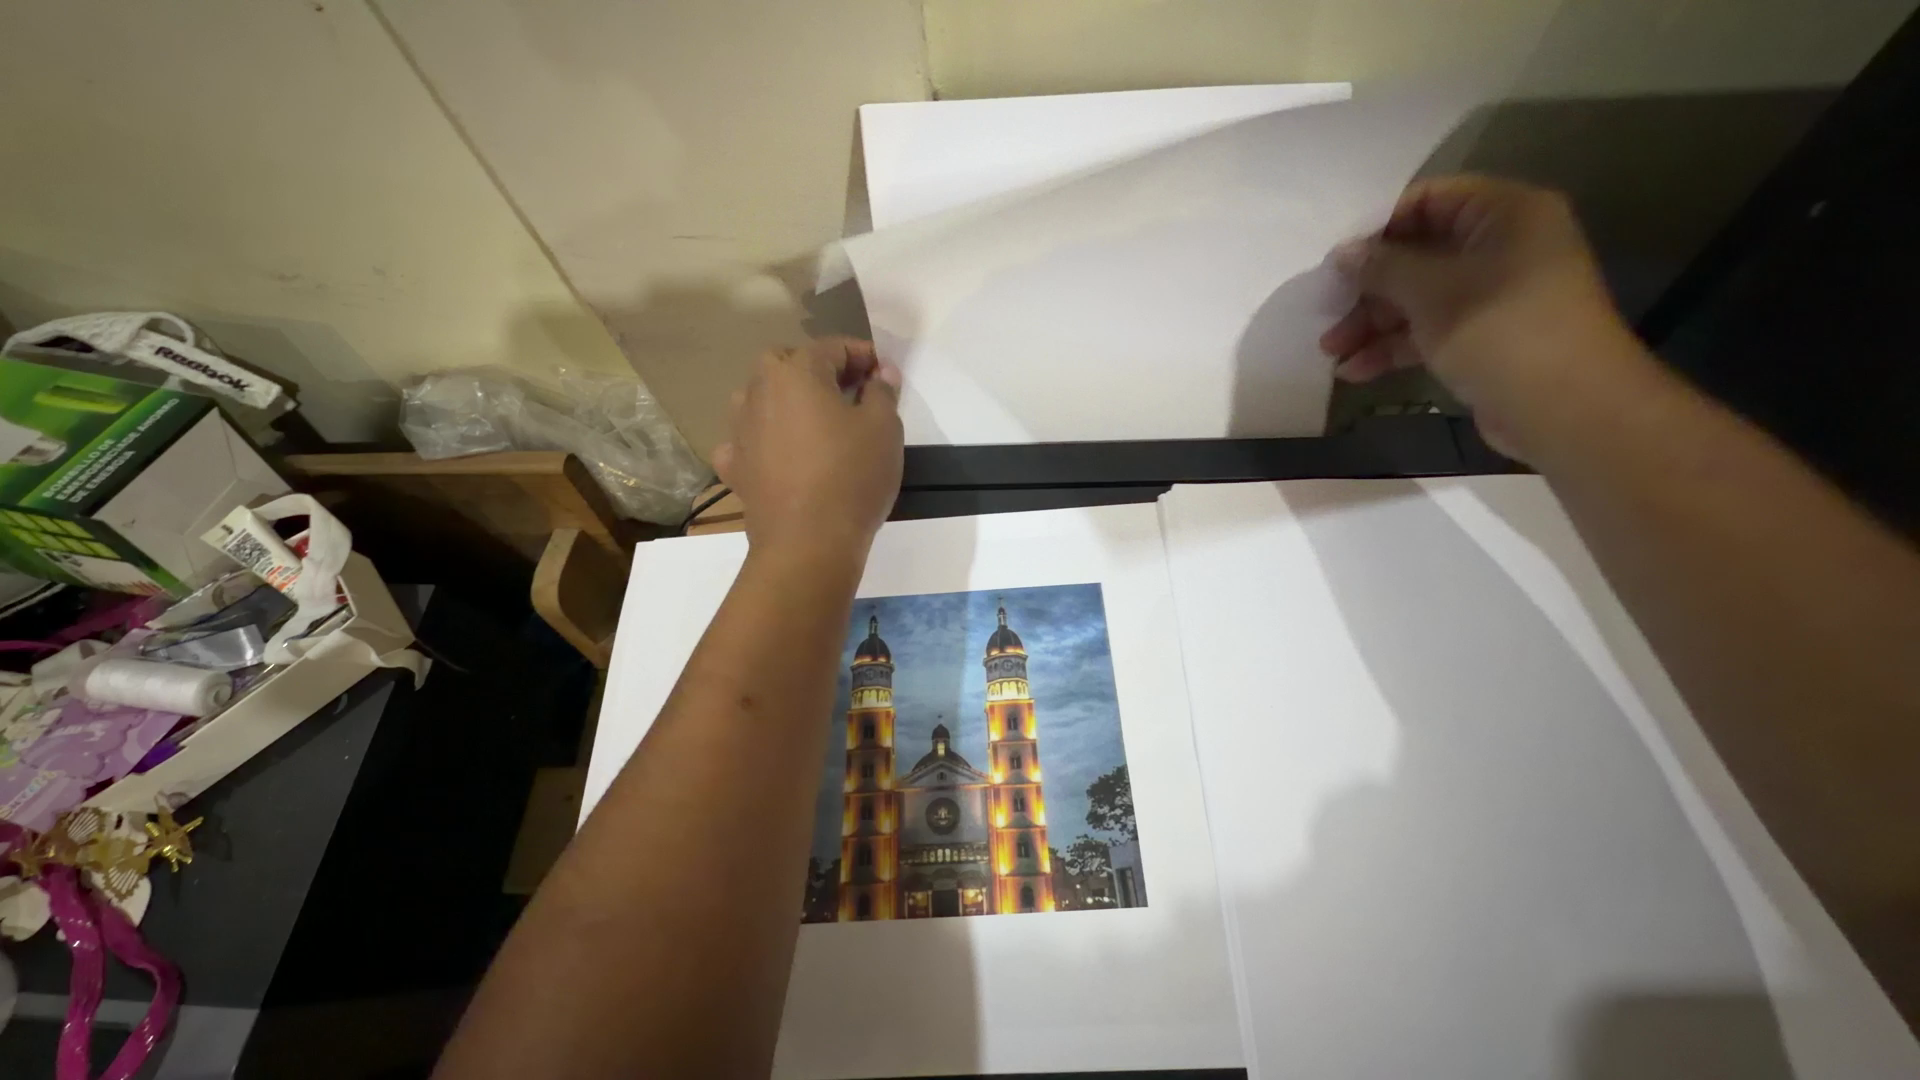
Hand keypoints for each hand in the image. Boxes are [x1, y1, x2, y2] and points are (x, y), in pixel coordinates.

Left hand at [711, 338, 902, 563]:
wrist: (808, 543)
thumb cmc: (852, 476)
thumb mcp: (884, 428)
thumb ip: (882, 391)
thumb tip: (881, 373)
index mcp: (795, 372)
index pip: (832, 347)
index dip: (863, 355)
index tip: (885, 373)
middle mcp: (758, 391)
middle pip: (788, 364)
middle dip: (819, 370)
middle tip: (852, 391)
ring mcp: (739, 430)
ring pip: (763, 398)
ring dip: (788, 400)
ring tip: (818, 421)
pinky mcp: (735, 467)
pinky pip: (749, 439)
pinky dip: (765, 438)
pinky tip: (782, 453)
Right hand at [1319, 176, 1635, 457]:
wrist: (1563, 407)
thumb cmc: (1498, 329)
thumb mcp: (1430, 290)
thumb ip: (1381, 267)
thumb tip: (1342, 254)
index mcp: (1504, 215)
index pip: (1429, 200)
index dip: (1378, 227)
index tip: (1337, 260)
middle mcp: (1503, 247)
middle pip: (1418, 255)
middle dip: (1368, 289)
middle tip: (1328, 314)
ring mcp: (1494, 296)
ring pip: (1419, 298)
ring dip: (1372, 324)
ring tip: (1332, 353)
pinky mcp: (1485, 338)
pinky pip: (1430, 331)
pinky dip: (1394, 347)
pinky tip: (1356, 371)